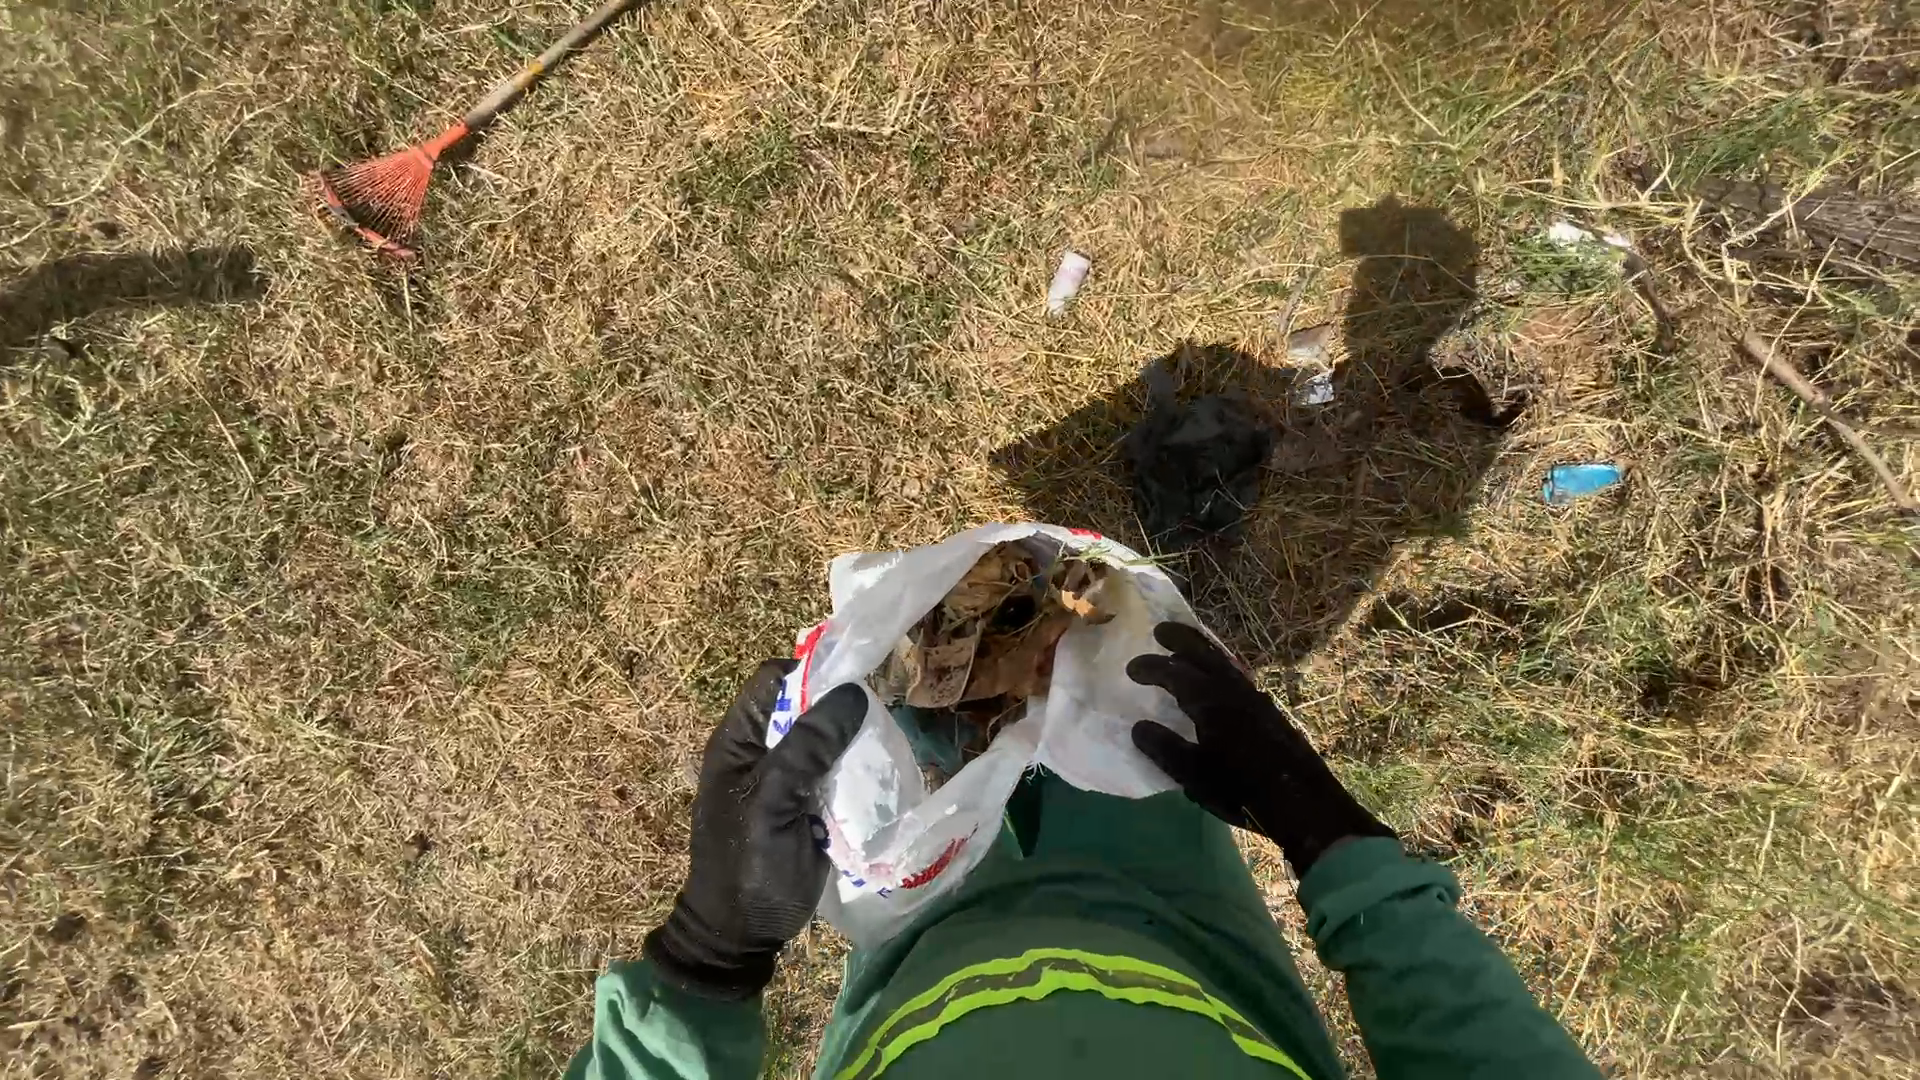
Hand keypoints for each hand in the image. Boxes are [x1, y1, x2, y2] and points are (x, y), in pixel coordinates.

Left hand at [645, 660, 865, 998]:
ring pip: (826, 734)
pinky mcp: (809, 799)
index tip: (853, 680)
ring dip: (852, 735)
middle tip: (877, 713)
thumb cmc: (746, 866)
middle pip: (806, 703)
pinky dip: (856, 764)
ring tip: (883, 739)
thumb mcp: (773, 802)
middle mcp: (763, 748)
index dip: (811, 670)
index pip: (775, 679)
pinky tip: (879, 768)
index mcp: (740, 739)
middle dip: (839, 704)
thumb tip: (853, 692)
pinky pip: (836, 767)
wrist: (741, 936)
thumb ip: (808, 747)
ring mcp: (787, 775)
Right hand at [1126, 622, 1394, 876]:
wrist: (1306, 806)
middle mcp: (1233, 691)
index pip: (1175, 673)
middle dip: (1181, 638)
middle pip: (1205, 653)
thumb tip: (1138, 727)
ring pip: (1224, 662)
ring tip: (1185, 652)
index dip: (1151, 668)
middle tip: (1160, 630)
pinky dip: (1220, 667)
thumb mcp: (1194, 776)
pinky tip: (1218, 681)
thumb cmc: (1244, 791)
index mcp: (1211, 702)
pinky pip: (1237, 675)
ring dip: (1202, 652)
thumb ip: (1165, 748)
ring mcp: (1255, 698)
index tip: (1130, 669)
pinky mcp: (1268, 711)